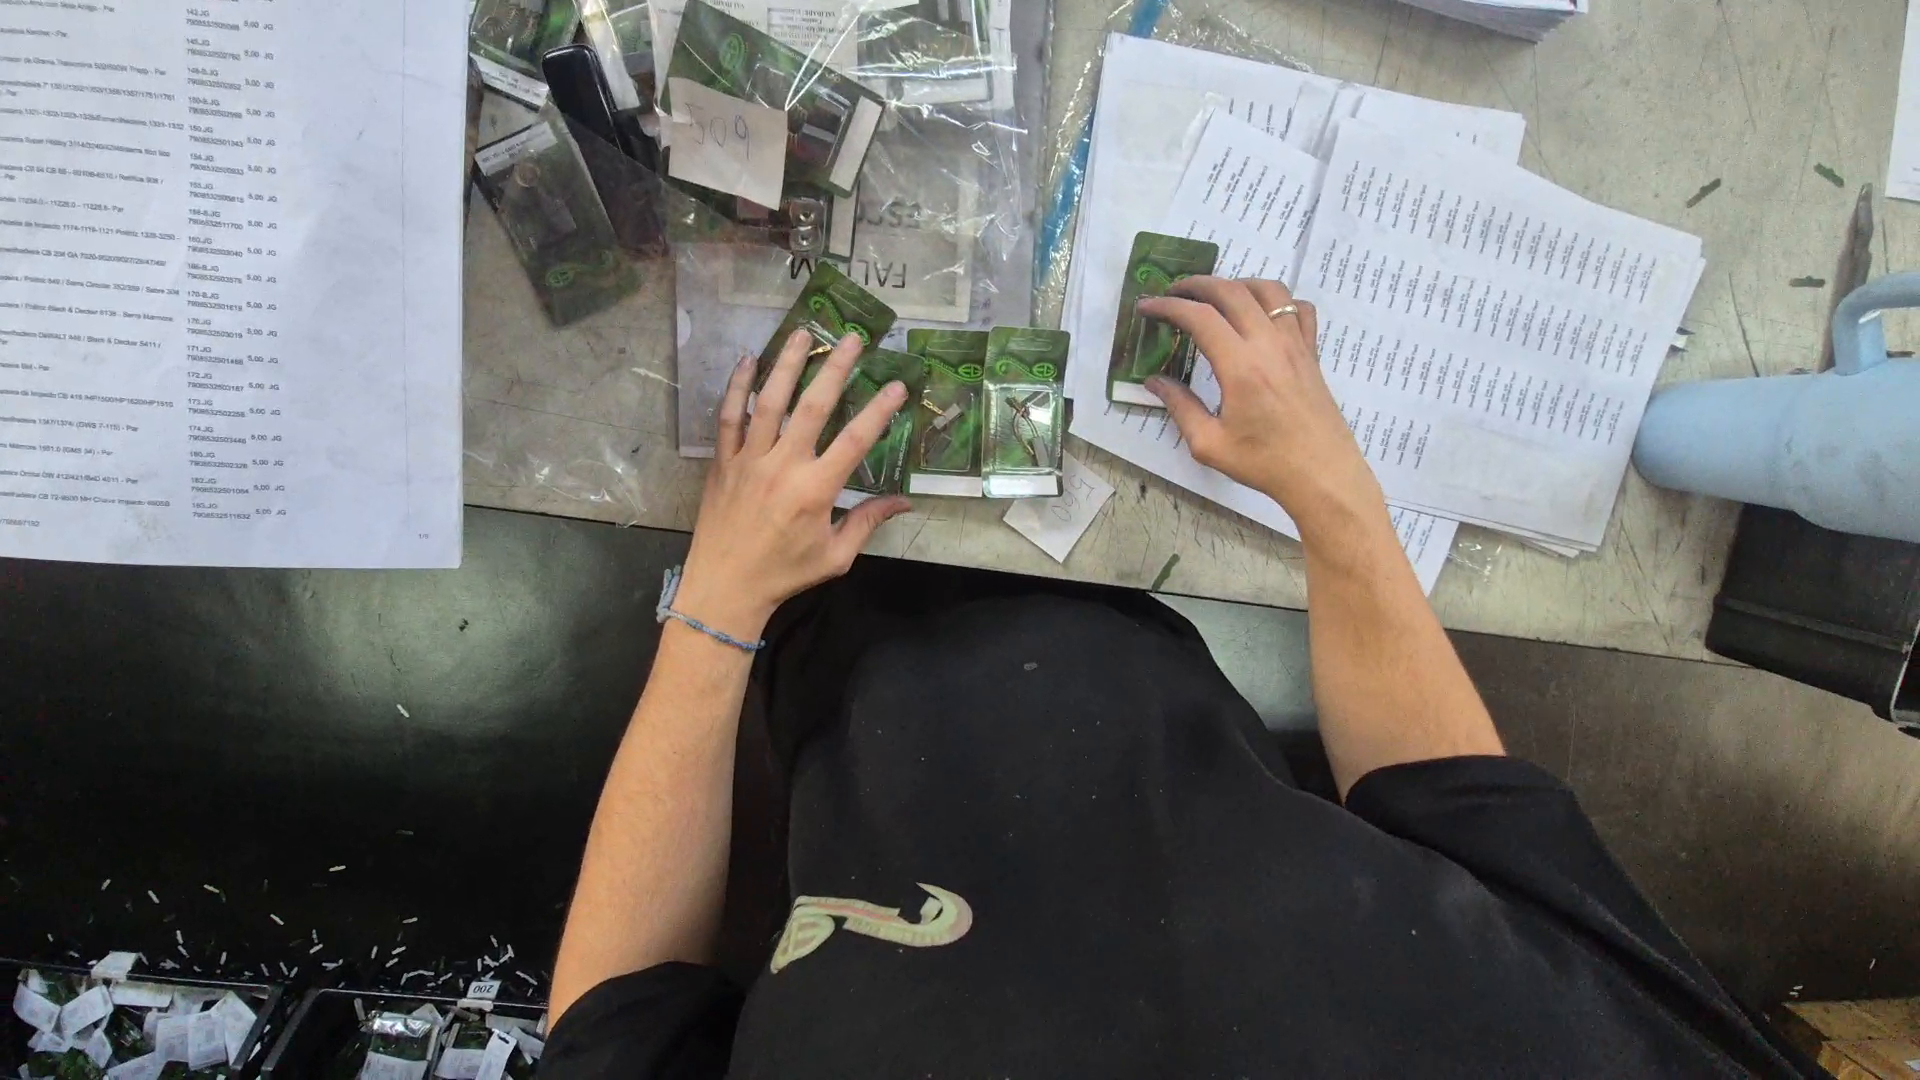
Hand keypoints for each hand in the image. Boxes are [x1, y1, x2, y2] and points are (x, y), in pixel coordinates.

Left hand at [674, 330, 911, 641]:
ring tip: (802, 332)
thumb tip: (904, 502)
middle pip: (813, 407)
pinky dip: (737, 387)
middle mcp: (783, 466)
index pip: (855, 441)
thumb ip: (868, 522)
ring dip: (787, 363)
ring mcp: (749, 459)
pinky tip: (748, 360)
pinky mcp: (723, 462)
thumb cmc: (785, 574)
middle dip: (835, 368)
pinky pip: (729, 417)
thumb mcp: (836, 556)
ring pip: (770, 401)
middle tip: (851, 338)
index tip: (897, 385)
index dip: (879, 410)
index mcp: (815, 490)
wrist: (725, 588)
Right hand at [1138, 277, 1386, 539]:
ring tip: (1215, 297)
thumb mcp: (1208, 444)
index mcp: (1241, 367)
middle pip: (1232, 292)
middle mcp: (1270, 345)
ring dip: (1236, 284)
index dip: (1169, 306)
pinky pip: (1298, 309)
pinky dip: (1276, 300)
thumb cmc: (1263, 463)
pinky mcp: (1311, 352)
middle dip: (1197, 285)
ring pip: (1268, 290)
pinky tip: (1261, 315)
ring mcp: (1295, 344)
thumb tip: (1154, 382)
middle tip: (1173, 294)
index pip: (1200, 318)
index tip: (1147, 307)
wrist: (1321, 474)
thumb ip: (1180, 406)